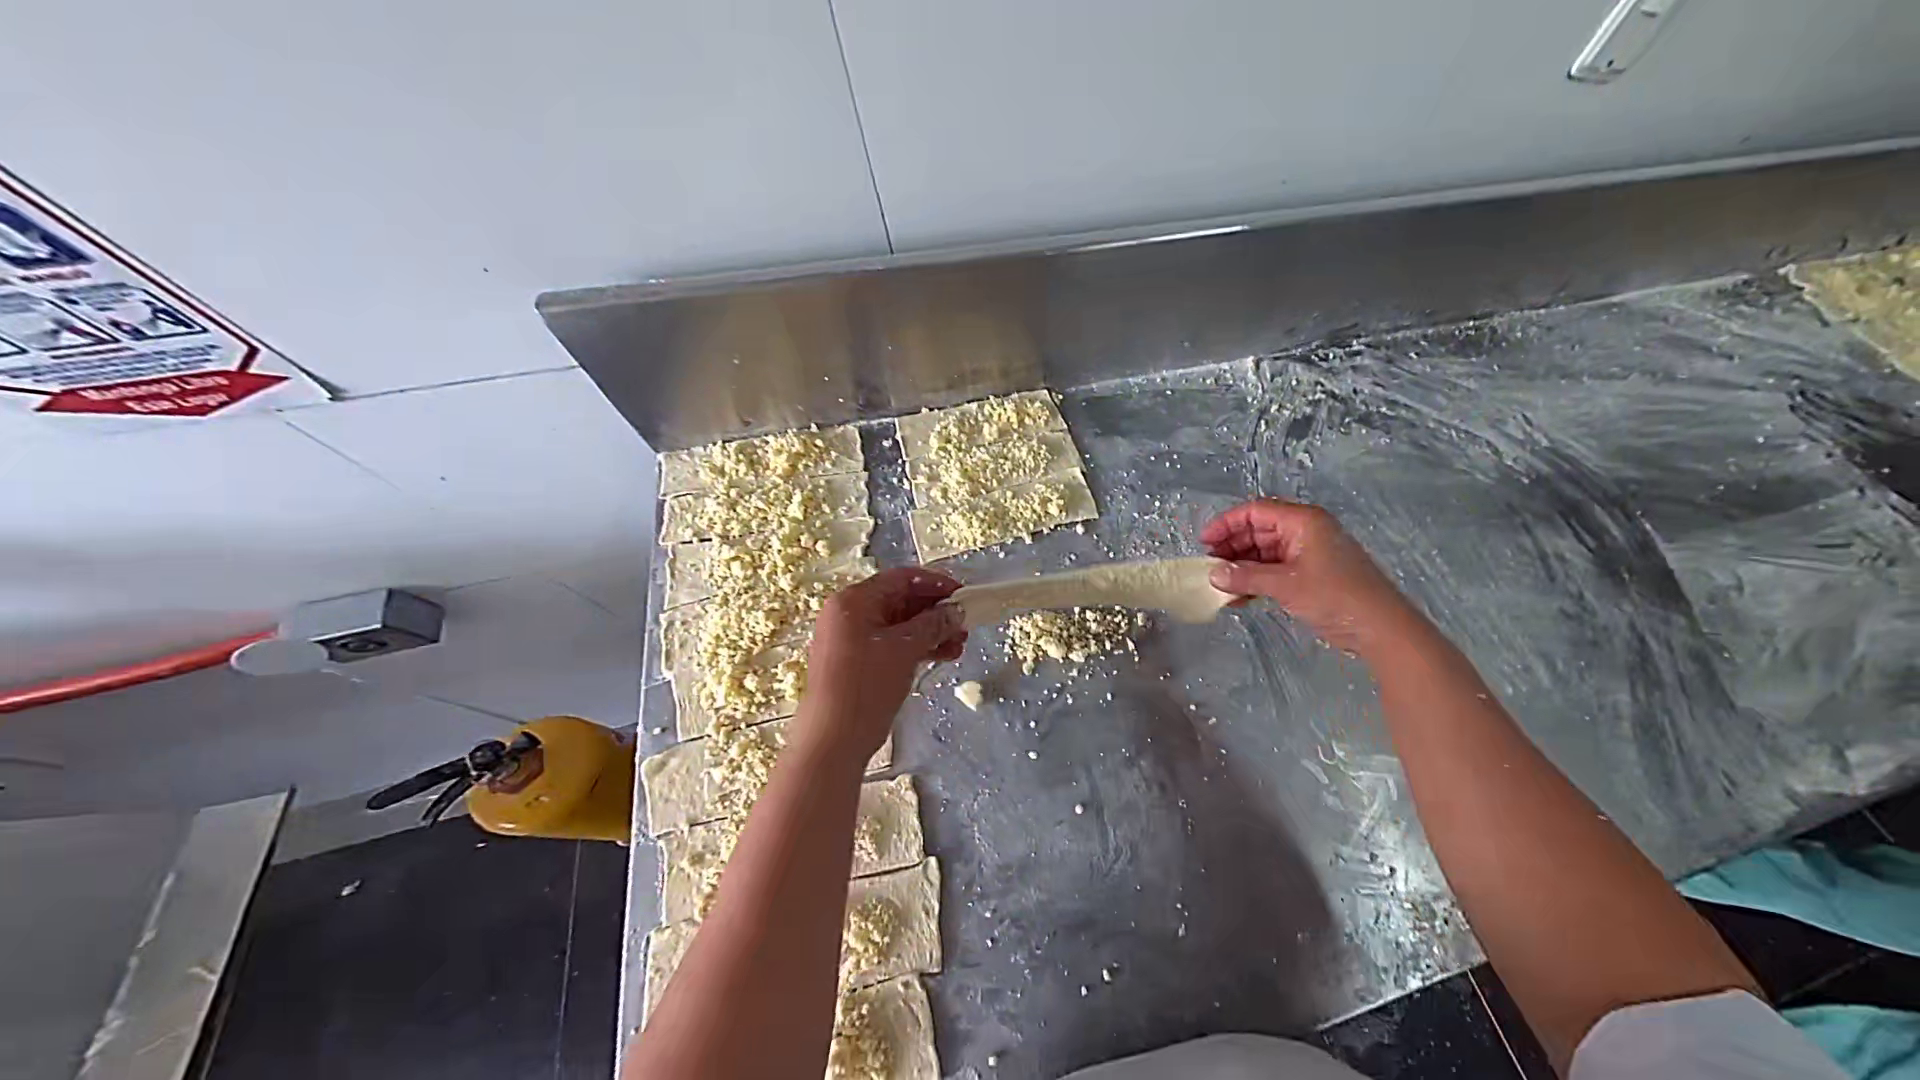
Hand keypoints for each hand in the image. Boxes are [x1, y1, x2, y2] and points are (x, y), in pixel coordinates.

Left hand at [794, 567, 966, 762]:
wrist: (833, 739)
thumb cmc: (865, 686)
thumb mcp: (904, 649)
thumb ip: (933, 624)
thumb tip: (956, 611)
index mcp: (853, 601)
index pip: (900, 579)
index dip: (935, 583)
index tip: (963, 593)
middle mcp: (848, 614)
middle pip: (900, 601)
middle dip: (935, 611)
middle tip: (965, 624)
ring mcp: (850, 639)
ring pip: (898, 625)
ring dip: (930, 631)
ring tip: (959, 644)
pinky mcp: (856, 662)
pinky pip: (891, 644)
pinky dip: (916, 647)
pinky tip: (941, 656)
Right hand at [1202, 499, 1422, 653]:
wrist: (1381, 628)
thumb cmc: (1336, 596)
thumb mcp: (1285, 584)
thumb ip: (1246, 577)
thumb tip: (1214, 574)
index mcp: (1303, 521)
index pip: (1255, 511)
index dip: (1226, 524)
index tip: (1205, 542)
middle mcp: (1305, 532)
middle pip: (1257, 530)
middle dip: (1231, 547)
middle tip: (1209, 567)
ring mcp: (1308, 554)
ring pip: (1263, 552)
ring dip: (1240, 567)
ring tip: (1219, 585)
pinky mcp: (1309, 575)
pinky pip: (1273, 570)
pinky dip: (1255, 580)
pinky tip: (1237, 597)